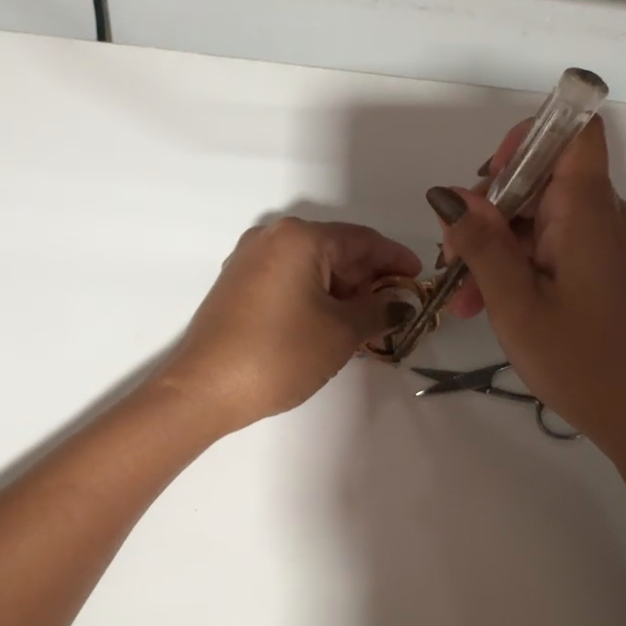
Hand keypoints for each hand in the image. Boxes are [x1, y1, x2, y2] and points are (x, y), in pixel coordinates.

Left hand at [151, 218, 421, 428]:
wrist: (205, 388)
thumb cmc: (279, 353)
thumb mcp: (340, 332)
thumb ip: (378, 310)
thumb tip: (400, 302)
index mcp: (299, 237)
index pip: (362, 240)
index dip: (396, 261)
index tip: (420, 283)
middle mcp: (271, 238)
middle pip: (335, 250)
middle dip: (369, 279)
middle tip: (397, 310)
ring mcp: (248, 260)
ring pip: (310, 267)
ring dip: (342, 291)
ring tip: (368, 324)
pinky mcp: (236, 285)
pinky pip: (288, 280)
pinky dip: (314, 296)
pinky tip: (331, 324)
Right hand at [427, 118, 625, 449]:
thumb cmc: (585, 361)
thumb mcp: (516, 304)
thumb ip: (482, 243)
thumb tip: (449, 194)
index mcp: (589, 210)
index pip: (574, 130)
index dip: (529, 136)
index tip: (489, 178)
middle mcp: (603, 216)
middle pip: (543, 176)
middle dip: (490, 207)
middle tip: (453, 257)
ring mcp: (606, 245)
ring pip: (542, 218)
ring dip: (497, 245)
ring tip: (464, 298)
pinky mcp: (605, 272)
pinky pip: (555, 247)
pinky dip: (519, 265)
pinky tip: (489, 304)